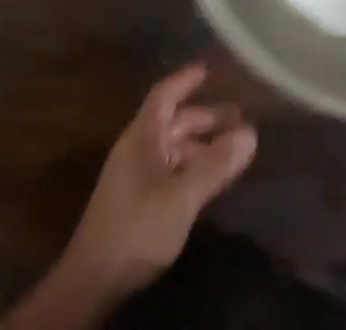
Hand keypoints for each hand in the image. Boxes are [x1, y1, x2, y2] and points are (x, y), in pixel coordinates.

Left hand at [61, 64, 257, 299]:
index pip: (163, 96)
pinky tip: (213, 178)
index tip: (208, 69)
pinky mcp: (140, 200)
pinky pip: (172, 170)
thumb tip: (250, 132)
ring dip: (202, 144)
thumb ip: (214, 166)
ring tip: (235, 149)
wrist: (95, 276)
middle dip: (204, 116)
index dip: (184, 80)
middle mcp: (138, 149)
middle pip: (172, 122)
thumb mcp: (180, 197)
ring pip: (174, 148)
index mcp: (141, 138)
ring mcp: (137, 175)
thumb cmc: (136, 228)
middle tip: (240, 116)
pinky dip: (194, 167)